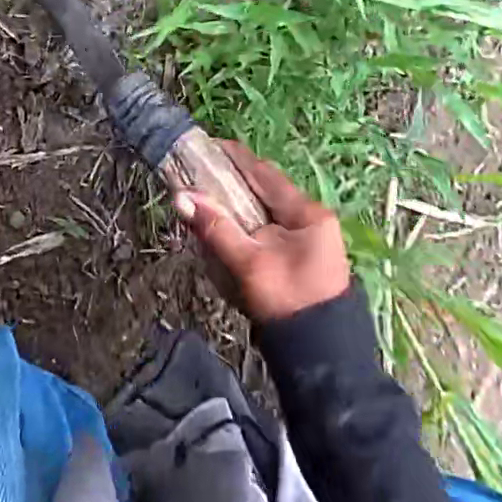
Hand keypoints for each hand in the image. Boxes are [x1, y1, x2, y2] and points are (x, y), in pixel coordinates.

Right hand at [175, 141, 350, 323]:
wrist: (320, 356)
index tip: (205, 145)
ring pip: (264, 207)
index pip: (264, 172)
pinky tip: (224, 223)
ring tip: (205, 195)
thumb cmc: (287, 302)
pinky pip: (267, 225)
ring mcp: (308, 237)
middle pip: (264, 188)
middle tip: (197, 173)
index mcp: (307, 213)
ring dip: (236, 200)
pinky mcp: (300, 255)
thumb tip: (181, 196)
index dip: (233, 156)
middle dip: (230, 179)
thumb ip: (215, 227)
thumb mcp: (248, 263)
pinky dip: (244, 220)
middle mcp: (311, 219)